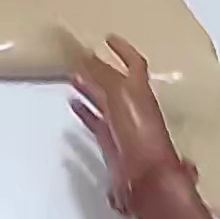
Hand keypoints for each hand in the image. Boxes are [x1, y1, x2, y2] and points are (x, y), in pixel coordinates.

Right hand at [69, 35, 193, 215]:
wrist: (146, 180)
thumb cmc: (139, 130)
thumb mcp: (120, 93)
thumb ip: (102, 73)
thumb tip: (87, 54)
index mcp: (141, 91)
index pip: (134, 63)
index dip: (123, 50)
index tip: (108, 38)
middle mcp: (135, 108)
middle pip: (116, 84)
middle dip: (100, 71)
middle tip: (82, 59)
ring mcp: (125, 129)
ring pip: (105, 103)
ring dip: (90, 90)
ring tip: (73, 79)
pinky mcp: (114, 148)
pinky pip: (97, 124)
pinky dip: (86, 114)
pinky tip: (74, 106)